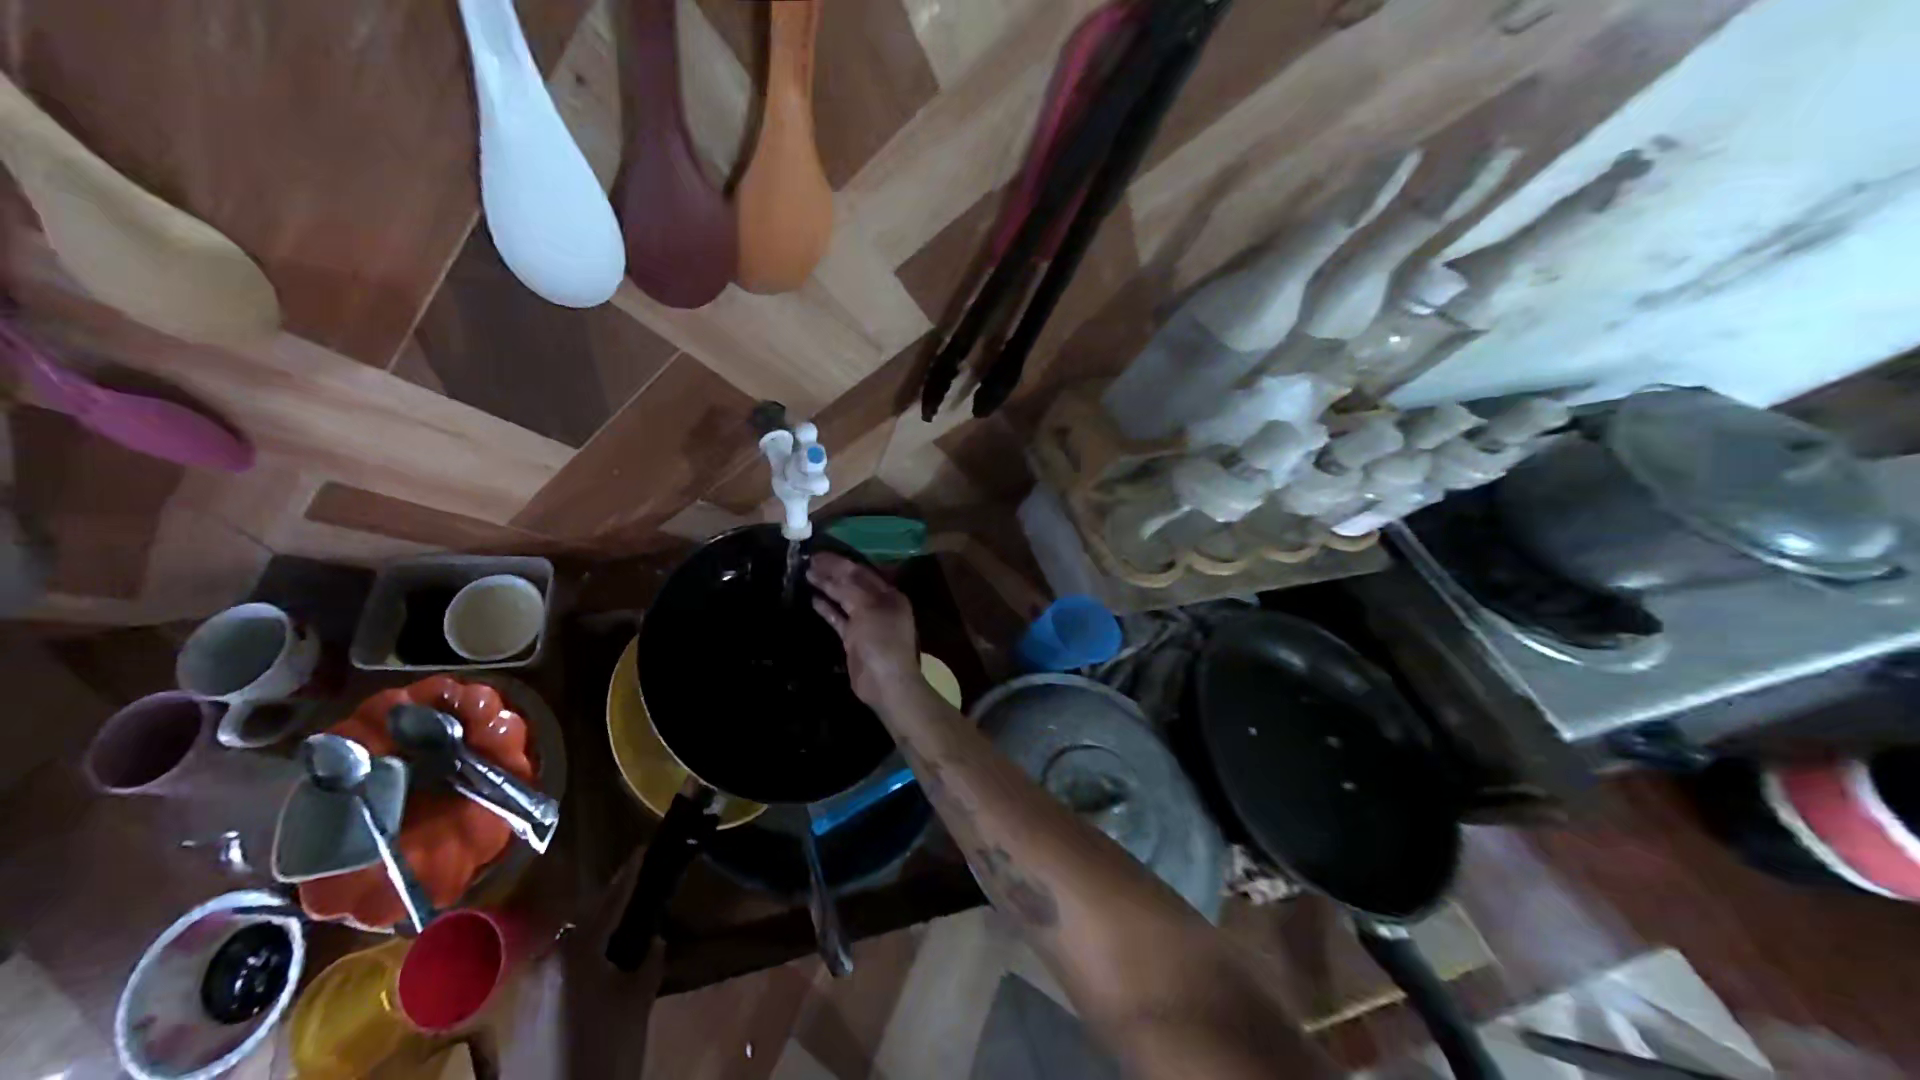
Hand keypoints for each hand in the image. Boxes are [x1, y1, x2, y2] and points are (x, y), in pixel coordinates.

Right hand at [808, 552, 922, 707]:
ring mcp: (865, 622)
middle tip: (808, 560)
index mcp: (888, 595)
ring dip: (827, 587)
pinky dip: (826, 608)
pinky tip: (813, 598)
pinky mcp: (853, 639)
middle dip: (832, 572)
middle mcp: (878, 605)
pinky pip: (838, 618)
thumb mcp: (869, 609)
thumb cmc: (882, 641)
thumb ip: (852, 588)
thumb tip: (834, 570)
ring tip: (807, 574)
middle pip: (852, 584)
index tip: (818, 553)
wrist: (885, 683)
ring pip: (844, 599)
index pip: (862, 572)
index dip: (840, 562)